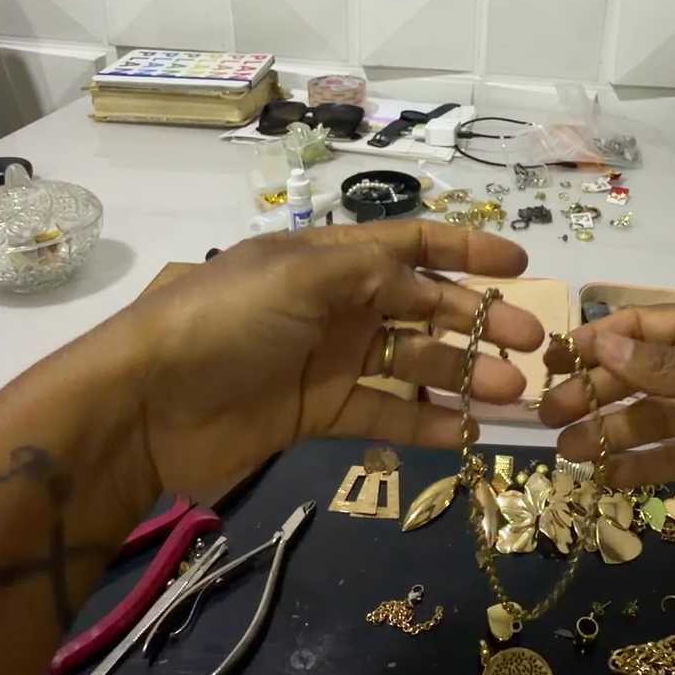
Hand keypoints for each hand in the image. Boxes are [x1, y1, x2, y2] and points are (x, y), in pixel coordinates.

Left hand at [111, 224, 544, 504]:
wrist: (143, 405)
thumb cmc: (225, 319)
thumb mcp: (299, 274)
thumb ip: (371, 270)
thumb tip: (425, 278)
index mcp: (333, 258)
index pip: (413, 244)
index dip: (467, 249)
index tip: (519, 263)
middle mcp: (340, 303)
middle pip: (426, 306)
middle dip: (479, 319)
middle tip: (531, 342)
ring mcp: (333, 358)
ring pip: (414, 360)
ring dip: (463, 373)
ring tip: (511, 391)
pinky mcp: (321, 410)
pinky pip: (386, 412)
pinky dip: (426, 421)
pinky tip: (465, 430)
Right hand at [537, 304, 674, 540]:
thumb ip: (663, 367)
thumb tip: (596, 341)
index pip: (640, 325)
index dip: (596, 339)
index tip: (553, 360)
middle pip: (637, 372)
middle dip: (594, 390)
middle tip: (549, 414)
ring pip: (649, 415)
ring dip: (609, 431)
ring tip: (567, 452)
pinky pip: (673, 452)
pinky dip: (642, 464)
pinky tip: (608, 478)